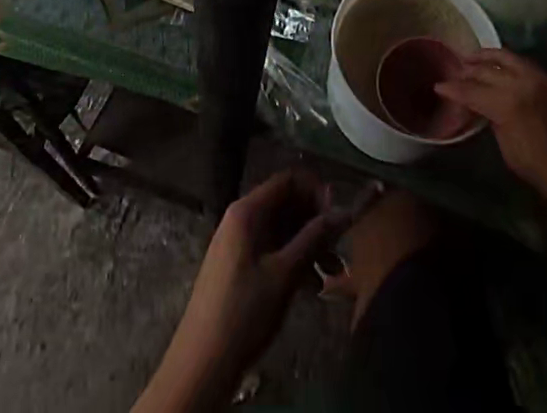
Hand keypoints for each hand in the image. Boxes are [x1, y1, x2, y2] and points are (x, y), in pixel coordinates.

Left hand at [137, 169, 343, 412]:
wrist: (200, 367)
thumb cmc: (244, 312)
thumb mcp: (286, 272)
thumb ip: (316, 236)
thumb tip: (346, 210)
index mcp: (247, 212)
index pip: (289, 179)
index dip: (317, 191)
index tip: (336, 216)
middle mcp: (241, 220)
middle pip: (288, 203)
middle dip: (317, 222)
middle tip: (339, 246)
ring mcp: (238, 244)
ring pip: (283, 229)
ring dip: (310, 244)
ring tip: (333, 271)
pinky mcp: (238, 266)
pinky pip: (273, 249)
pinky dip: (295, 260)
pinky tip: (312, 286)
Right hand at [435, 47, 546, 217]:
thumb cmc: (546, 172)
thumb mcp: (510, 153)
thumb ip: (495, 124)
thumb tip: (488, 111)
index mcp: (508, 104)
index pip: (472, 91)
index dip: (453, 89)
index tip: (438, 86)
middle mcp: (522, 84)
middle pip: (487, 70)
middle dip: (467, 70)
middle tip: (452, 71)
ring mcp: (539, 79)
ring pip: (507, 58)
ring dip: (487, 57)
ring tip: (471, 58)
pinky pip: (522, 63)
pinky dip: (506, 60)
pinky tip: (499, 65)